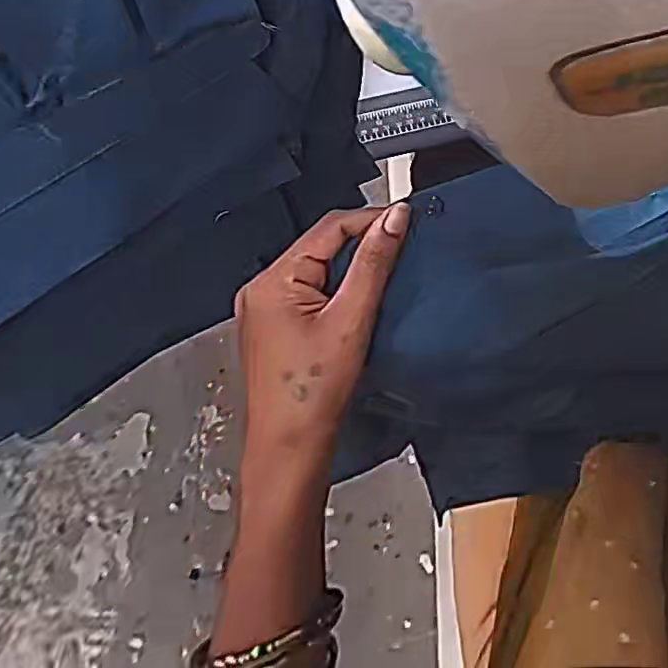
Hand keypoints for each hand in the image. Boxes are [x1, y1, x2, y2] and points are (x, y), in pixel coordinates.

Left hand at [234, 204, 409, 466]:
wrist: (291, 448)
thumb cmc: (311, 394)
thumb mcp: (352, 318)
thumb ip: (374, 262)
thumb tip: (393, 220)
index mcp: (272, 282)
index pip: (329, 227)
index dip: (371, 220)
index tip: (404, 219)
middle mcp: (262, 289)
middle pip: (323, 243)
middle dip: (364, 241)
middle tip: (402, 245)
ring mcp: (268, 307)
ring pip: (322, 264)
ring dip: (355, 263)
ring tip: (387, 272)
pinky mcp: (279, 322)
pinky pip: (315, 286)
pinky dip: (343, 284)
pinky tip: (363, 297)